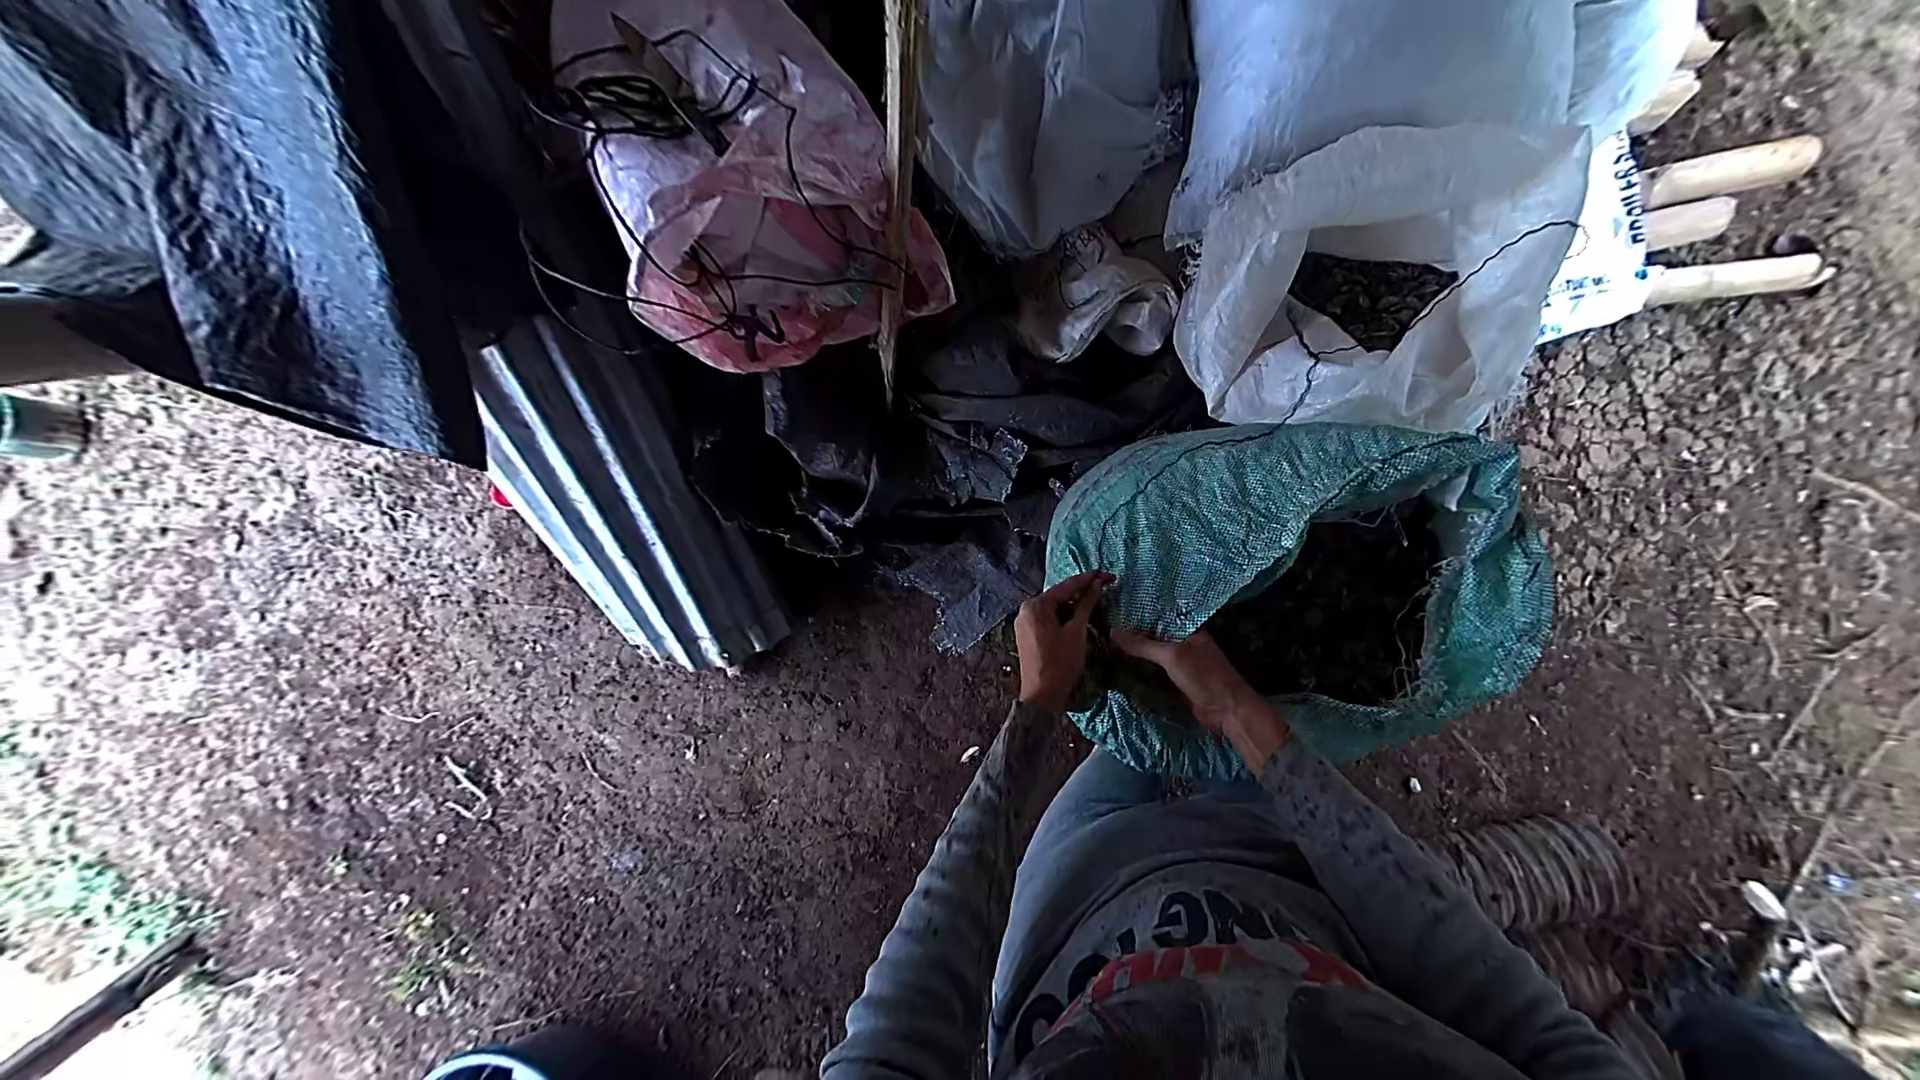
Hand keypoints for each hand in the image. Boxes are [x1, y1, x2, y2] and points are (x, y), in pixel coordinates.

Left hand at [1015, 571, 1111, 712]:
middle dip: (1081, 592)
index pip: (1065, 587)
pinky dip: (1065, 617)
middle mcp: (1026, 610)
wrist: (1042, 697)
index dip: (1088, 580)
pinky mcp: (1028, 634)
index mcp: (1035, 606)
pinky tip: (1080, 616)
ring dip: (1074, 605)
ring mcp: (1025, 623)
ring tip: (1097, 600)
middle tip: (1105, 586)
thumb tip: (1096, 584)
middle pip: (1059, 596)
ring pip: (1054, 608)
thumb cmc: (1060, 663)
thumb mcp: (1076, 632)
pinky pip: (1049, 618)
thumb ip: (1085, 605)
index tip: (1106, 574)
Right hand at [1112, 626, 1290, 774]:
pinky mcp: (1175, 677)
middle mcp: (1183, 640)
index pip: (1158, 615)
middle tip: (1104, 624)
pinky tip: (1120, 660)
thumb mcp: (1172, 656)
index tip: (1112, 608)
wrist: (1226, 710)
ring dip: (1134, 649)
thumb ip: (1143, 645)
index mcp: (1188, 628)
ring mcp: (1179, 660)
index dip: (1137, 612)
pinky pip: (1153, 667)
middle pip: (1153, 633)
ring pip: (1152, 651)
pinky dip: (1139, 664)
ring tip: (1106, 640)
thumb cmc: (1204, 676)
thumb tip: (1112, 631)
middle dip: (1132, 631)